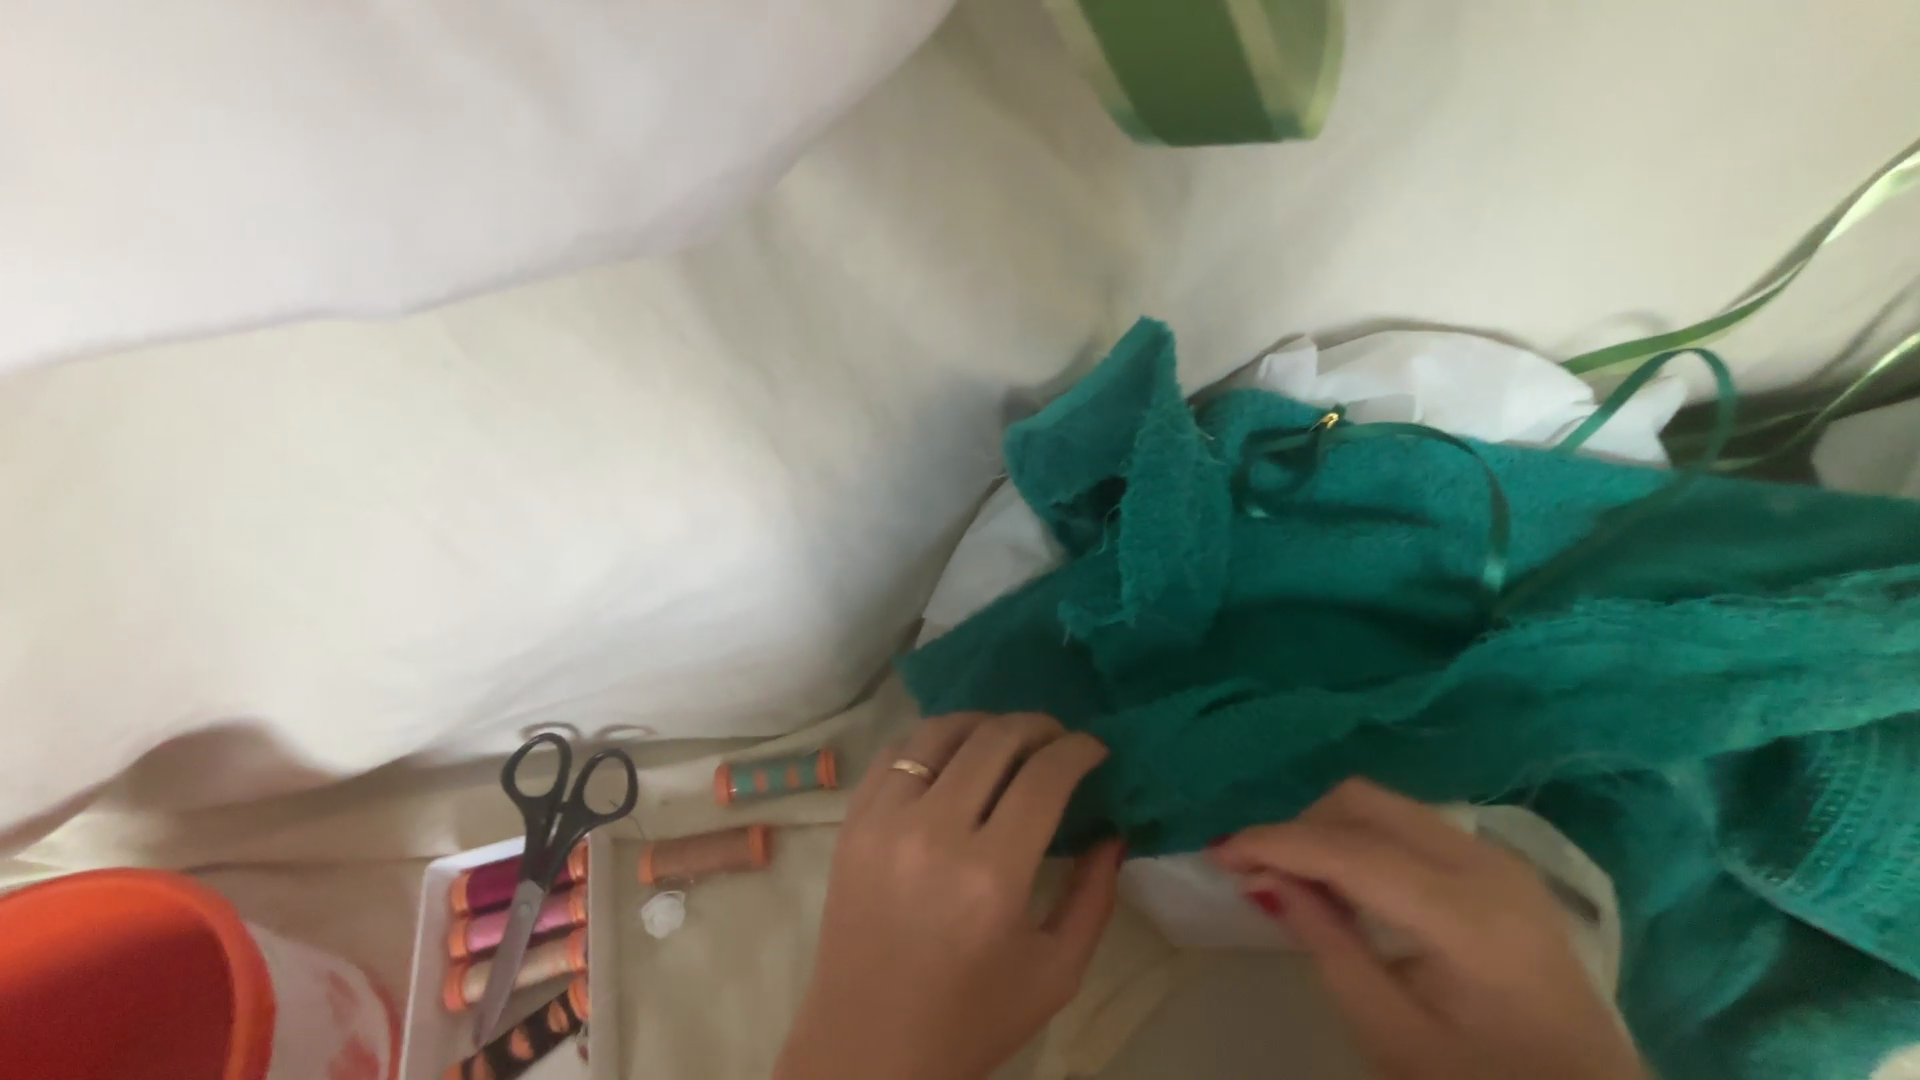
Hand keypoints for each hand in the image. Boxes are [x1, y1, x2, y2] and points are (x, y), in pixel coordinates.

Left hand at [776, 713, 1124, 1079]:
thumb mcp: (1056, 973)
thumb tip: (1114, 830)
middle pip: (994, 740)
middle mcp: (934, 834)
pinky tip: (952, 756)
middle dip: (1038, 726)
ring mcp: (883, 823)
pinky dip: (931, 742)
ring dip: (983, 724)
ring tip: (1007, 737)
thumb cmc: (971, 1019)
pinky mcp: (852, 824)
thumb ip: (1094, 897)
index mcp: (991, 876)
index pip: (1044, 777)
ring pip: (939, 733)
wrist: (867, 1047)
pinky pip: (895, 755)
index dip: (1078, 749)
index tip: (1095, 748)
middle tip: (1057, 740)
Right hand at [1210, 779, 1648, 1079]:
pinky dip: (1363, 839)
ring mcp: (1499, 859)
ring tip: (1300, 880)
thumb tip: (1262, 876)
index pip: (1348, 850)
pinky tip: (1349, 884)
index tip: (1218, 854)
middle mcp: (1486, 865)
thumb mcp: (1390, 1033)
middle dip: (1301, 827)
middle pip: (1364, 802)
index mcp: (1466, 916)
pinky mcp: (1500, 866)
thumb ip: (1325, 943)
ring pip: (1385, 805)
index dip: (1274, 843)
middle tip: (1261, 872)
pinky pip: (1410, 824)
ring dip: (1330, 830)